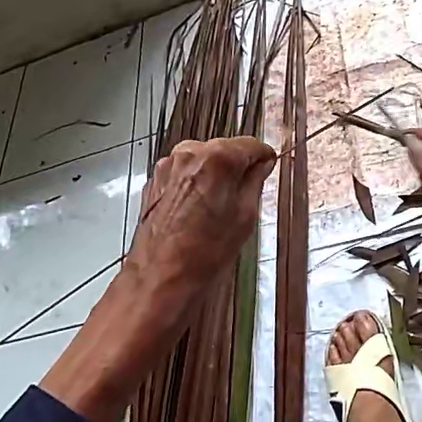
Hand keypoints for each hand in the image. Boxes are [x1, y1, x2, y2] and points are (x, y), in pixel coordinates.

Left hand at [126, 136, 277, 294]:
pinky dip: (195, 186)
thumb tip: (261, 165)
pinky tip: (197, 213)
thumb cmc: (205, 252)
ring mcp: (168, 166)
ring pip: (203, 161)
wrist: (160, 277)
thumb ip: (255, 182)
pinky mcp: (155, 181)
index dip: (263, 159)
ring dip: (214, 176)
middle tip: (244, 197)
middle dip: (237, 168)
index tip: (267, 170)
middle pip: (225, 149)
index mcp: (218, 157)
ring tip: (219, 209)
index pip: (252, 145)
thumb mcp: (245, 216)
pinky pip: (184, 174)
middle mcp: (190, 153)